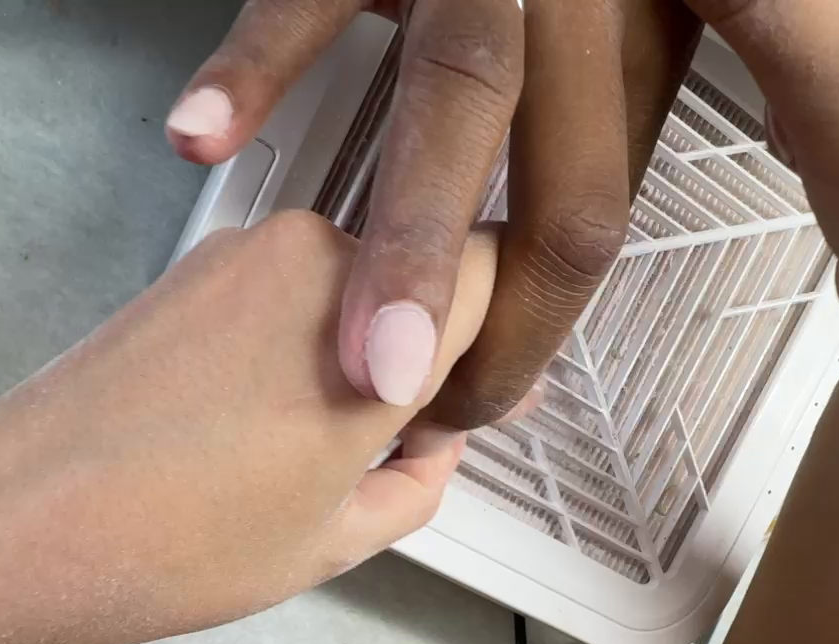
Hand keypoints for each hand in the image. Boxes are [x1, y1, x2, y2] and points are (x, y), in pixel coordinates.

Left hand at [0, 212, 498, 643]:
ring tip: (296, 451)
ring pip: (341, 290)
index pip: (492, 281)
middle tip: (383, 450)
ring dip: (348, 355)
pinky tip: (244, 424)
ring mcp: (241, 254)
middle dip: (416, 359)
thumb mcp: (333, 541)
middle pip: (411, 283)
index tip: (468, 408)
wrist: (19, 522)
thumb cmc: (178, 547)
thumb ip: (416, 484)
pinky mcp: (186, 269)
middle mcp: (316, 258)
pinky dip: (288, 346)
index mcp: (377, 326)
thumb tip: (436, 447)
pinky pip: (275, 295)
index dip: (492, 347)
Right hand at [167, 1, 698, 428]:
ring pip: (463, 100)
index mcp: (640, 52)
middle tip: (400, 409)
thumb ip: (574, 147)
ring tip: (357, 362)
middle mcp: (590, 6)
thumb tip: (521, 294)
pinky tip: (197, 137)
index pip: (586, 233)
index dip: (524, 344)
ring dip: (407, 246)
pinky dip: (253, 62)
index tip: (453, 409)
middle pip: (562, 198)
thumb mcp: (605, 43)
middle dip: (477, 334)